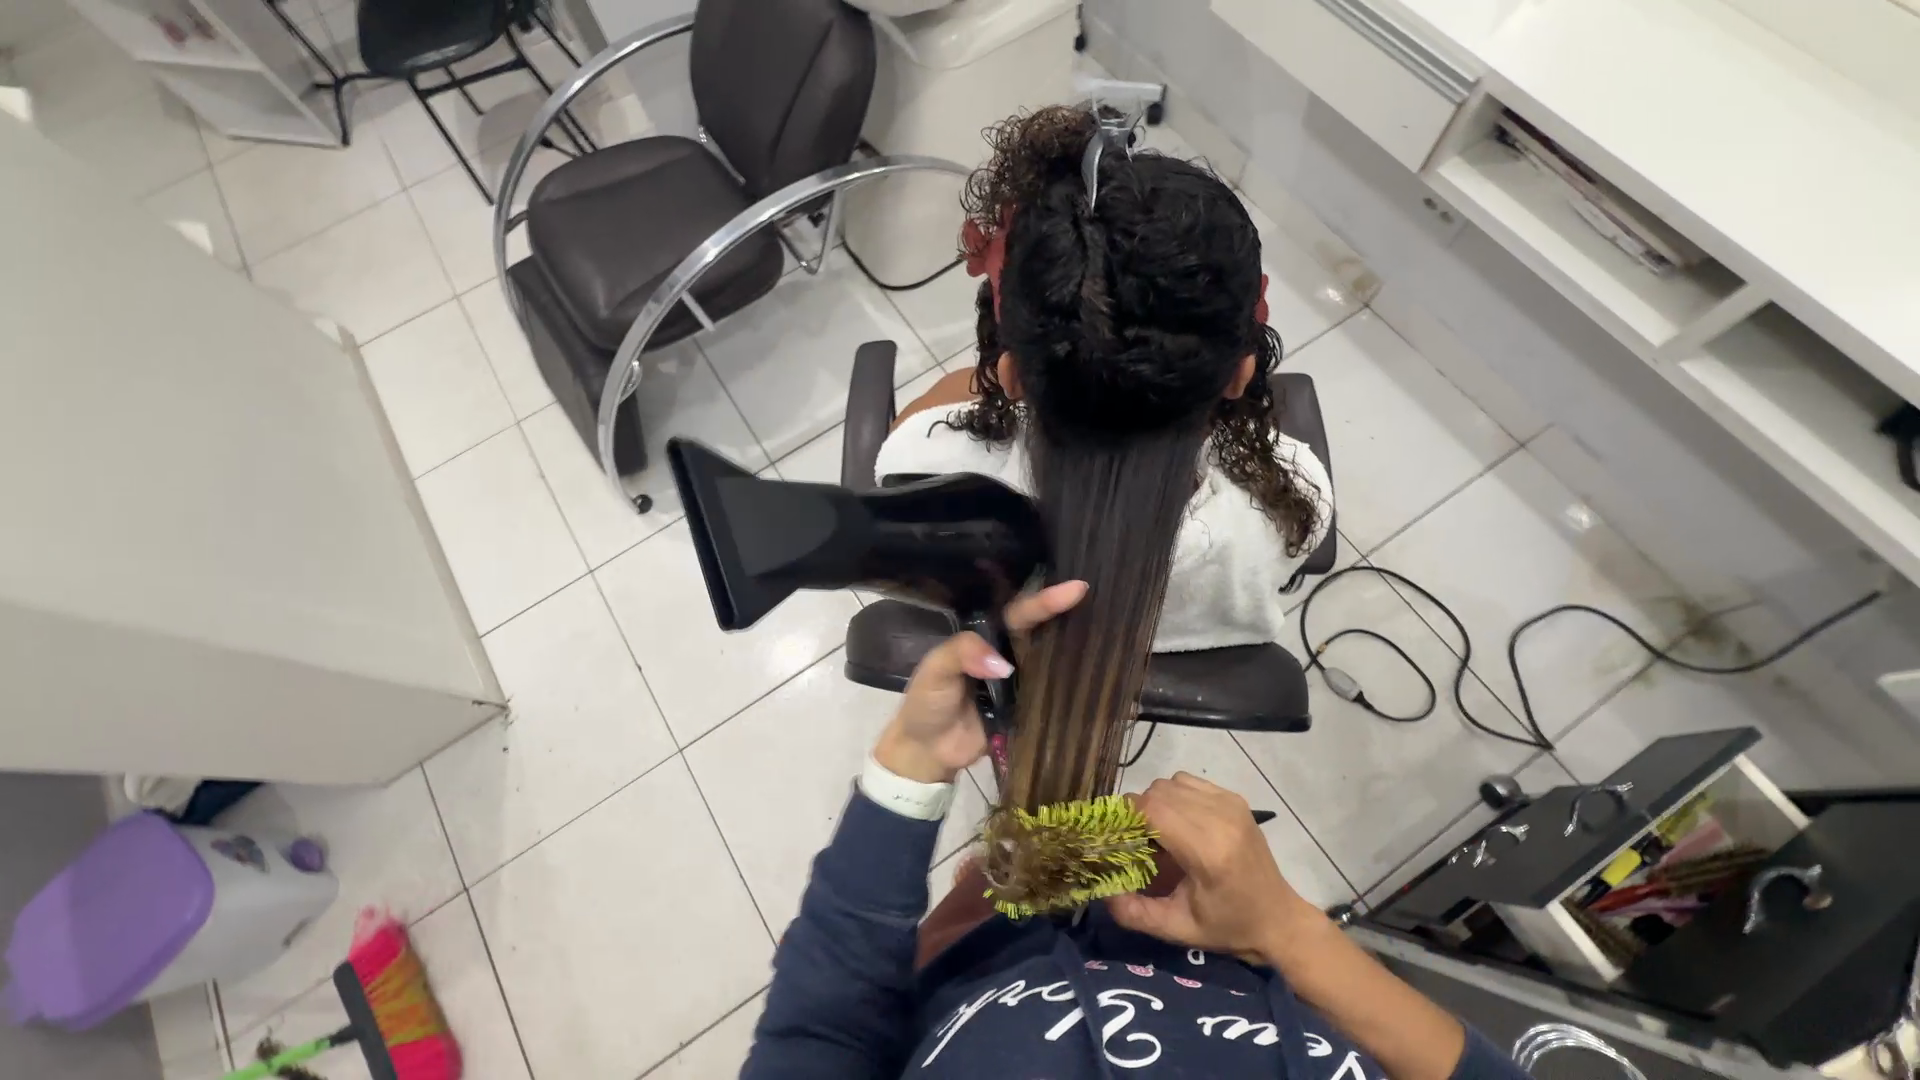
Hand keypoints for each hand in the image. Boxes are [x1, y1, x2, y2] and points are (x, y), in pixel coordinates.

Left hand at [873, 580, 1086, 783]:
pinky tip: (1095, 676)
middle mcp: (1007, 654)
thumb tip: (1004, 664)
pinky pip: (1051, 695)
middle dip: (1067, 615)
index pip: (1018, 613)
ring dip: (1074, 648)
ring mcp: (1020, 683)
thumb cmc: (927, 702)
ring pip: (1051, 660)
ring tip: (1106, 633)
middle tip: (1099, 601)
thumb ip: (963, 654)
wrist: (927, 751)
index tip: (1076, 588)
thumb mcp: (935, 670)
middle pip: (1041, 631)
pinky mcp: (1028, 711)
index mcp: (985, 637)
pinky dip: (1070, 686)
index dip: (1045, 600)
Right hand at [1106, 773, 1324, 960]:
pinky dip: (1175, 795)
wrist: (1279, 919)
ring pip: (1170, 783)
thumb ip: (1135, 913)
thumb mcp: (1178, 929)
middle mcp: (1220, 818)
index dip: (1126, 816)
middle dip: (1138, 812)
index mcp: (1208, 851)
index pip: (1152, 809)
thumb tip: (1101, 890)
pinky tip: (1180, 822)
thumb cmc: (1227, 927)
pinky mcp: (1235, 798)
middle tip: (1138, 840)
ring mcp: (1230, 804)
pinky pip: (1188, 781)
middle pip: (1158, 792)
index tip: (1117, 837)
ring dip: (1156, 802)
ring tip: (1160, 832)